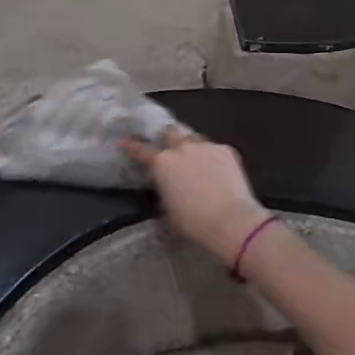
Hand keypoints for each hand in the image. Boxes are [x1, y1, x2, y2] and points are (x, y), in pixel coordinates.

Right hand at [120, 128, 270, 266]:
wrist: (230, 220)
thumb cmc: (193, 222)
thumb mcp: (168, 211)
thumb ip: (164, 193)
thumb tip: (166, 189)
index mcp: (163, 163)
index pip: (141, 150)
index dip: (131, 146)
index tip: (124, 141)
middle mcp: (182, 148)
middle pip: (171, 132)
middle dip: (169, 139)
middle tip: (170, 150)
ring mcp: (206, 146)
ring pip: (194, 138)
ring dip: (191, 146)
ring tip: (196, 160)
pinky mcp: (226, 150)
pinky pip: (215, 148)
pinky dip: (213, 156)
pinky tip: (218, 170)